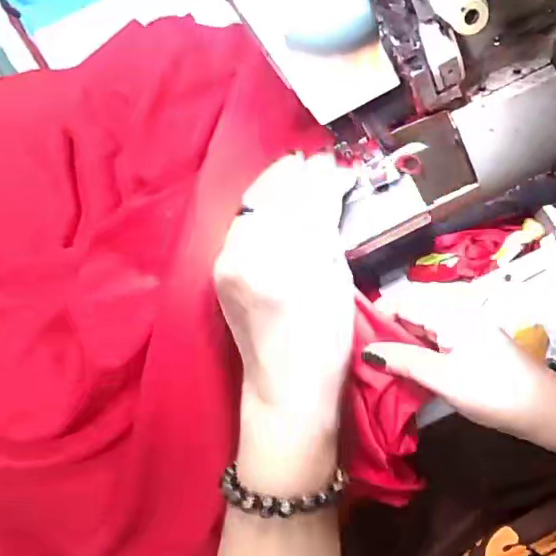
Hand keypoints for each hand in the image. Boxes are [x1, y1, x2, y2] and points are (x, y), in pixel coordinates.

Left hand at [215, 153, 357, 489]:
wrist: (283, 390)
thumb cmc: (324, 346)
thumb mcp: (335, 282)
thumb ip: (327, 232)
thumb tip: (328, 189)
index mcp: (284, 264)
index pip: (304, 201)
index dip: (320, 178)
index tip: (334, 165)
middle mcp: (246, 259)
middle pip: (273, 197)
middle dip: (297, 176)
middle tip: (318, 165)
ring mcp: (226, 264)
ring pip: (254, 207)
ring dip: (277, 188)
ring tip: (300, 178)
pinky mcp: (219, 272)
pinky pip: (243, 225)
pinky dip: (262, 209)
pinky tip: (279, 206)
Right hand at [361, 306, 555, 440]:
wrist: (545, 410)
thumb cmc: (493, 391)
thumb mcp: (444, 378)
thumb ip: (405, 361)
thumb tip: (368, 351)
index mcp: (451, 313)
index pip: (403, 301)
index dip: (376, 314)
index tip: (352, 336)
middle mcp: (457, 315)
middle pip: (412, 314)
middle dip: (385, 332)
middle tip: (359, 356)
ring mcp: (466, 332)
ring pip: (423, 331)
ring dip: (401, 346)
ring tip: (376, 366)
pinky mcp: (472, 349)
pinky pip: (436, 343)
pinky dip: (418, 355)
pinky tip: (406, 373)